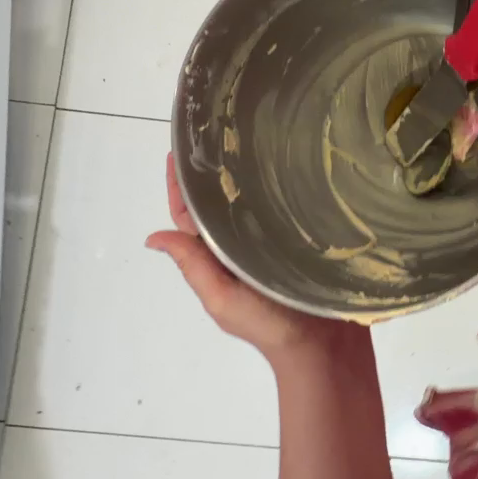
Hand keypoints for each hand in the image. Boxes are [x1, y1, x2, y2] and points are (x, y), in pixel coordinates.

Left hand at [148, 154, 367, 366]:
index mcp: (219, 257)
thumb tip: (152, 237)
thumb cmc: (272, 324)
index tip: (176, 151)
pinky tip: (296, 168)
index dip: (179, 186)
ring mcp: (277, 242)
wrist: (325, 346)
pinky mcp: (309, 240)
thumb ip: (194, 267)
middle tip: (219, 132)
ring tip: (254, 141)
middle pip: (223, 204)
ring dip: (251, 176)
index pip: (191, 216)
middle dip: (216, 172)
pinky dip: (288, 189)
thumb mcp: (224, 299)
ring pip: (257, 204)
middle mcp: (244, 245)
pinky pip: (292, 211)